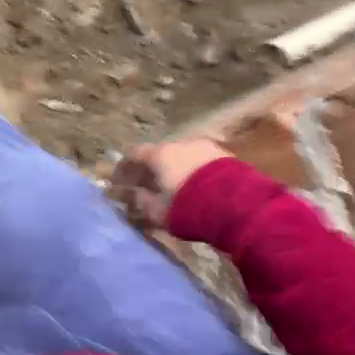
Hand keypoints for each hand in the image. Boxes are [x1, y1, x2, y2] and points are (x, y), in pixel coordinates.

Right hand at [112, 139, 232, 227]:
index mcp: (159, 154)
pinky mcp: (224, 155)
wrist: (236, 204)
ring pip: (180, 156)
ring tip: (169, 187)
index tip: (118, 182)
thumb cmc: (187, 207)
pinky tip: (190, 185)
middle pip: (158, 153)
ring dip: (171, 169)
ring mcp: (205, 147)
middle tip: (143, 186)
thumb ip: (141, 200)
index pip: (133, 155)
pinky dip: (188, 170)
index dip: (123, 168)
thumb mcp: (157, 210)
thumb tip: (134, 194)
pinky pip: (198, 161)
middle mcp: (180, 144)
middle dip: (148, 169)